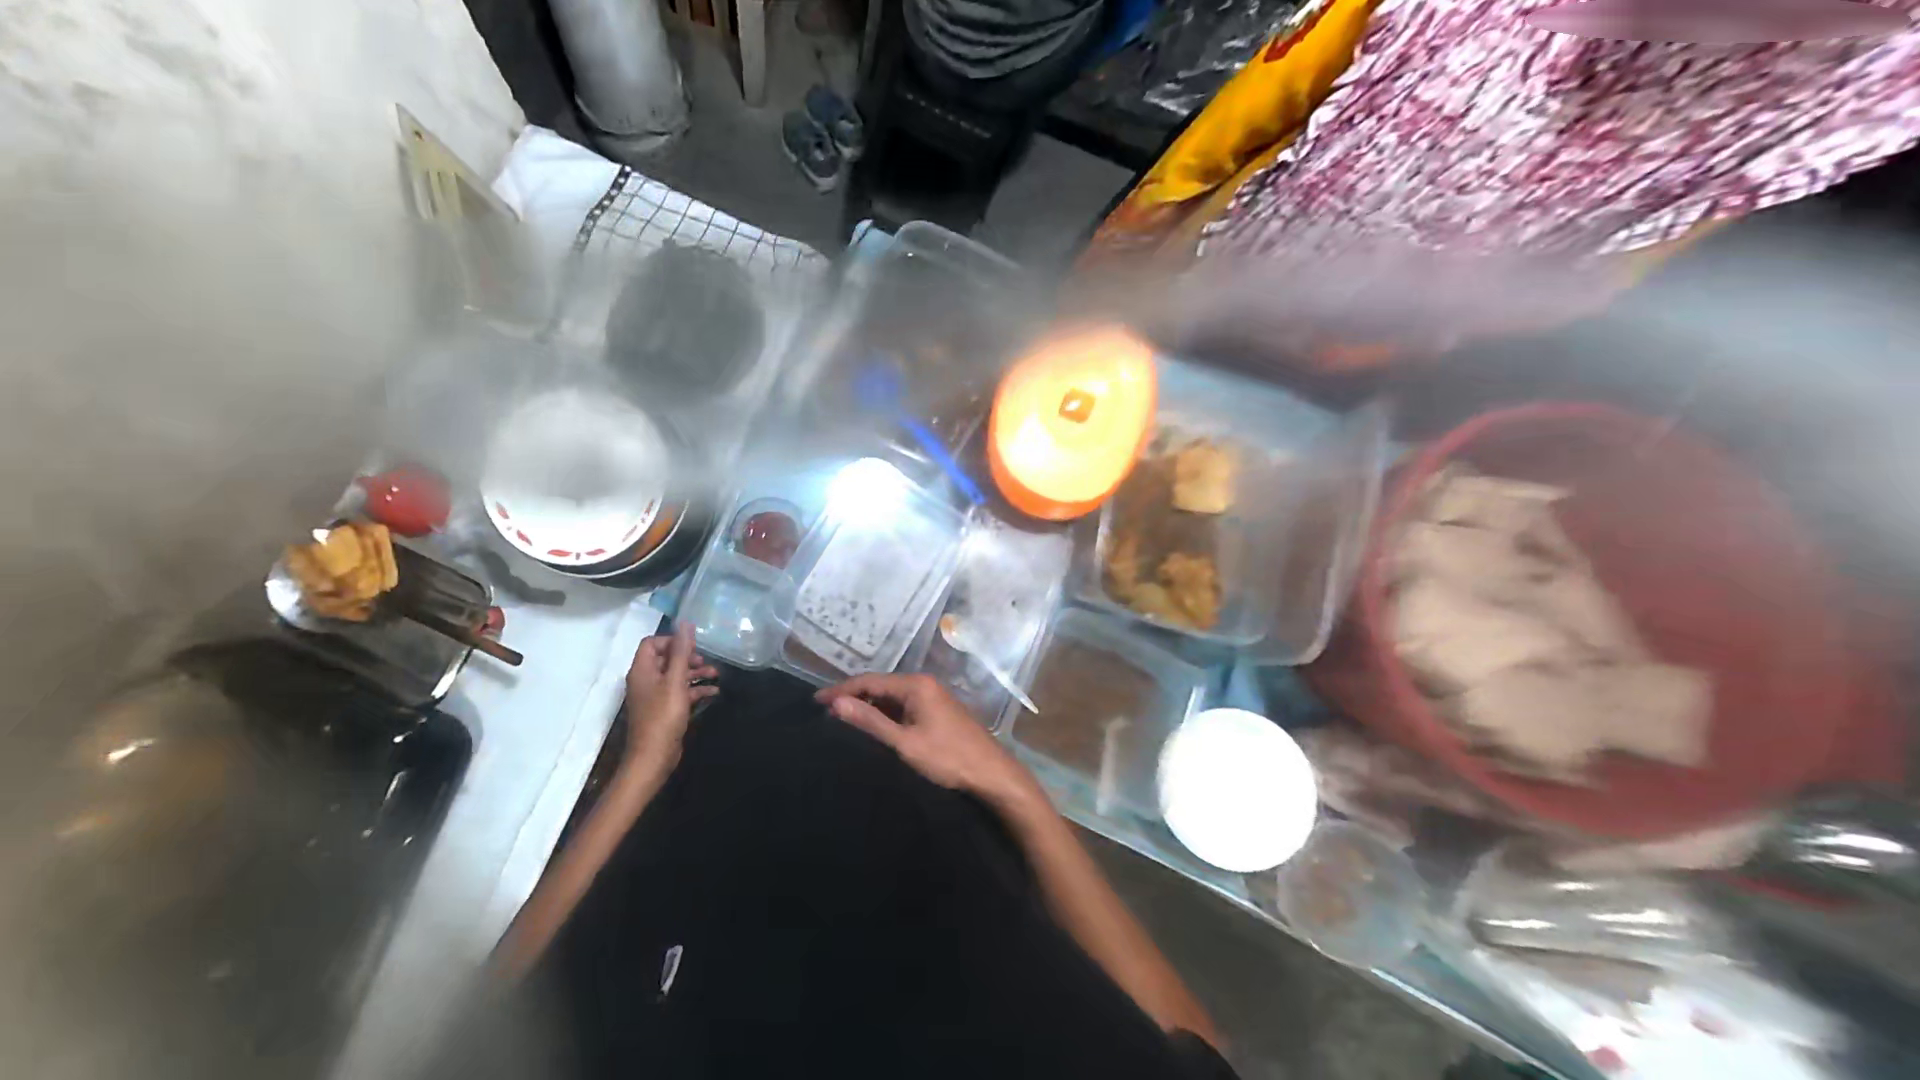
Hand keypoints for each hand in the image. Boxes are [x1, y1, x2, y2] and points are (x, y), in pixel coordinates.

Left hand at [623, 624, 718, 772]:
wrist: (653, 756)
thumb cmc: (663, 716)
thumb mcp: (675, 681)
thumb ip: (681, 652)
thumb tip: (685, 624)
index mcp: (642, 670)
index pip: (652, 643)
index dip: (672, 641)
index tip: (692, 647)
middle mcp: (645, 680)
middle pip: (666, 658)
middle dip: (688, 658)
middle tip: (707, 662)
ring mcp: (654, 696)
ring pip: (675, 676)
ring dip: (695, 673)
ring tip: (716, 675)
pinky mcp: (664, 710)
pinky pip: (680, 692)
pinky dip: (695, 690)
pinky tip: (713, 693)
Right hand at [816, 674, 1045, 813]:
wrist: (992, 774)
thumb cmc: (948, 758)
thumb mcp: (904, 743)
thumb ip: (870, 722)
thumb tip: (836, 703)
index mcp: (916, 685)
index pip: (869, 681)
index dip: (841, 690)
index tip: (816, 701)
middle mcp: (924, 683)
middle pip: (881, 686)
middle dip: (853, 697)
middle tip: (825, 712)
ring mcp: (933, 696)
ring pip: (892, 696)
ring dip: (869, 706)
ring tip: (842, 721)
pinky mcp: (938, 711)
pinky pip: (904, 706)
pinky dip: (885, 714)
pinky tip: (873, 728)